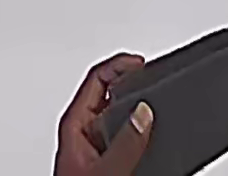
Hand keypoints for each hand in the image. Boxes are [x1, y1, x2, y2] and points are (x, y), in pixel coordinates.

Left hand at [54, 53, 153, 175]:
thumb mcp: (105, 170)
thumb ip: (125, 142)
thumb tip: (143, 112)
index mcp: (74, 124)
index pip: (96, 78)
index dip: (118, 65)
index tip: (139, 63)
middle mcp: (82, 133)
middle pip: (107, 94)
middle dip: (129, 85)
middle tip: (150, 80)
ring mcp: (93, 150)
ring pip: (116, 117)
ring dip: (134, 111)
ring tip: (153, 107)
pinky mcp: (104, 165)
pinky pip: (122, 139)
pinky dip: (136, 133)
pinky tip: (149, 138)